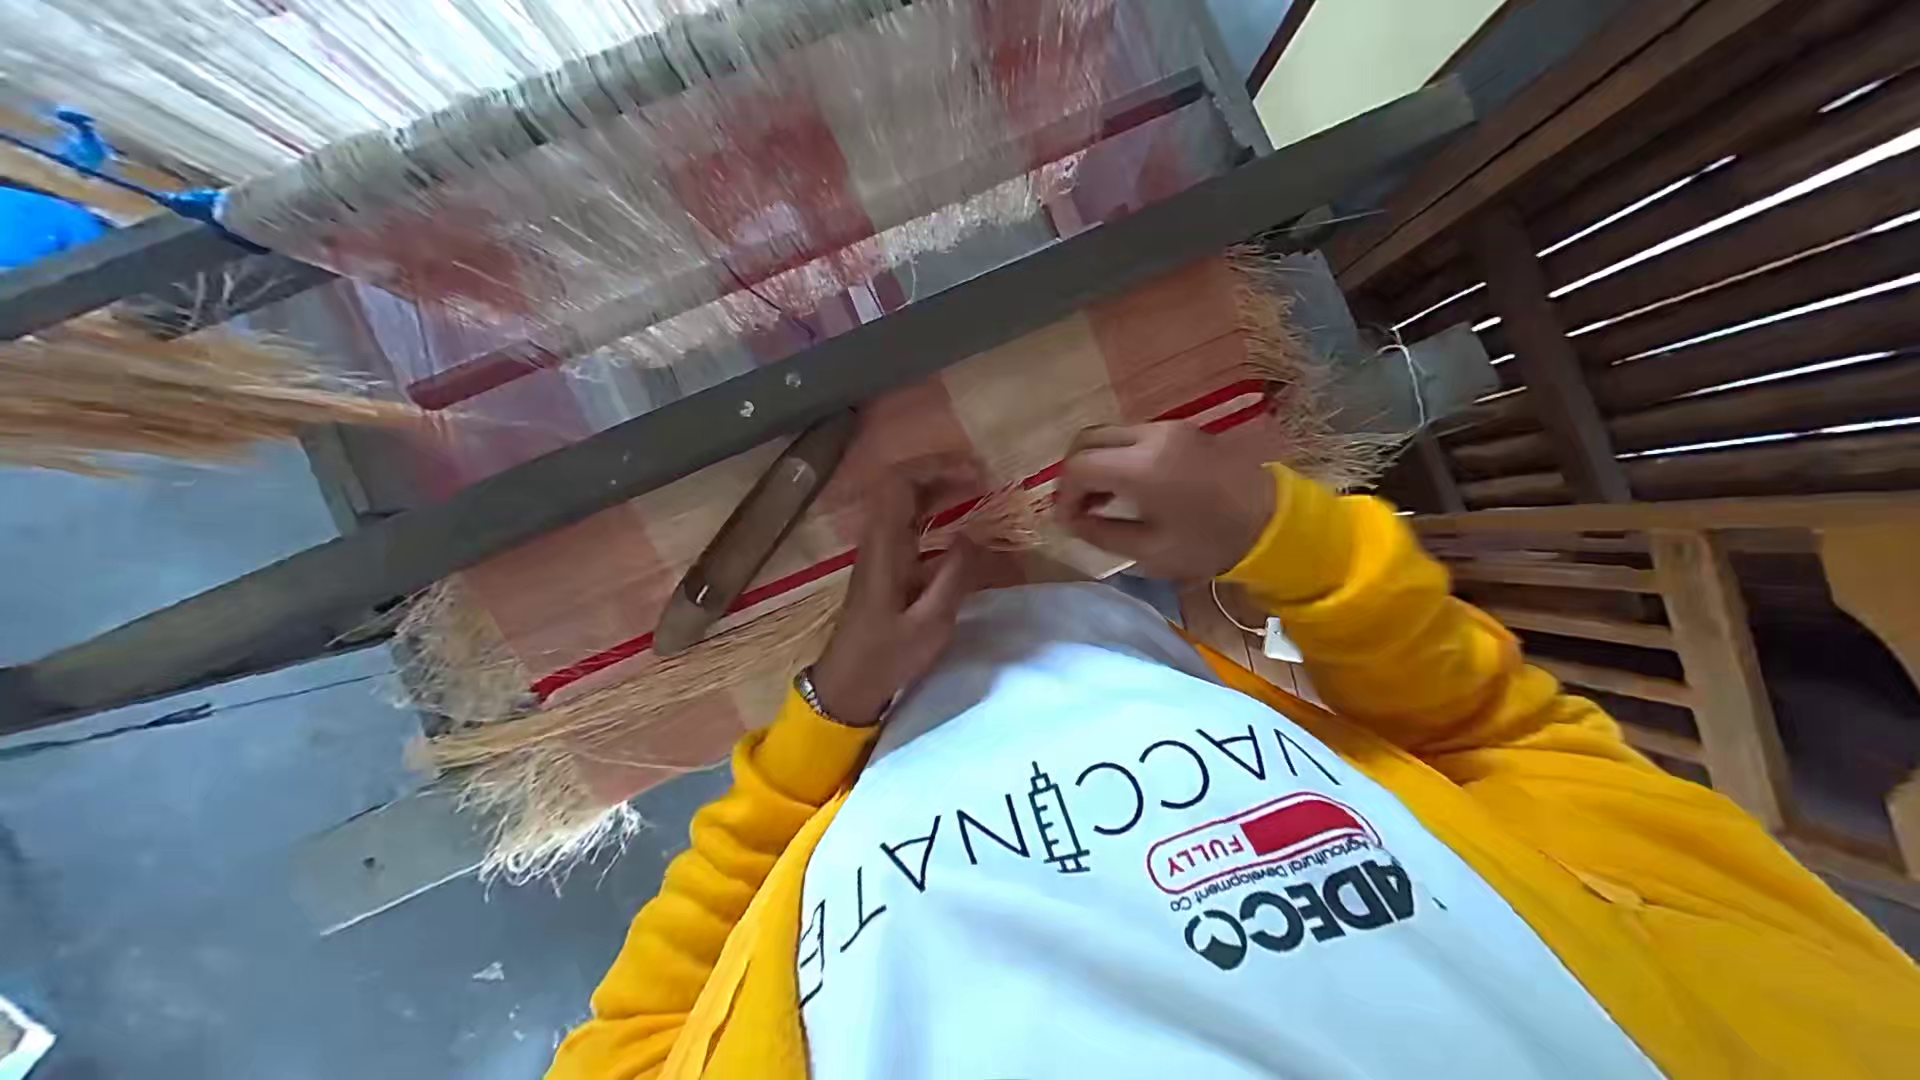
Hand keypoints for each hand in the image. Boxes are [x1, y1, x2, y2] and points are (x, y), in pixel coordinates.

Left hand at [810, 455, 984, 726]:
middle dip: (941, 471)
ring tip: (975, 490)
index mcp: (884, 546)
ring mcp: (877, 550)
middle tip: (982, 477)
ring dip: (938, 488)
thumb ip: (955, 577)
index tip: (975, 473)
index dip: (937, 468)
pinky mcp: (883, 563)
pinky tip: (957, 521)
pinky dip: (932, 510)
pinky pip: (906, 521)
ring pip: (903, 501)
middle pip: (901, 484)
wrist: (847, 683)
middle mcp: (876, 539)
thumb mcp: (931, 623)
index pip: (900, 483)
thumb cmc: (886, 656)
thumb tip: (974, 535)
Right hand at [1058, 422, 1274, 579]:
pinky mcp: (1183, 430)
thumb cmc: (1210, 543)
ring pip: (1111, 434)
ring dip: (1097, 462)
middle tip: (1077, 505)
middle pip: (1088, 439)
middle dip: (1073, 472)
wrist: (1274, 523)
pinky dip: (1119, 457)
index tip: (1067, 520)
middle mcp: (1151, 437)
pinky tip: (1129, 486)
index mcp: (1141, 468)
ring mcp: (1169, 429)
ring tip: (1102, 498)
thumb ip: (1101, 534)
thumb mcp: (1149, 551)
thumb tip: (1071, 521)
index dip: (1064, 494)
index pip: (1079, 466)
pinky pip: (1135, 437)